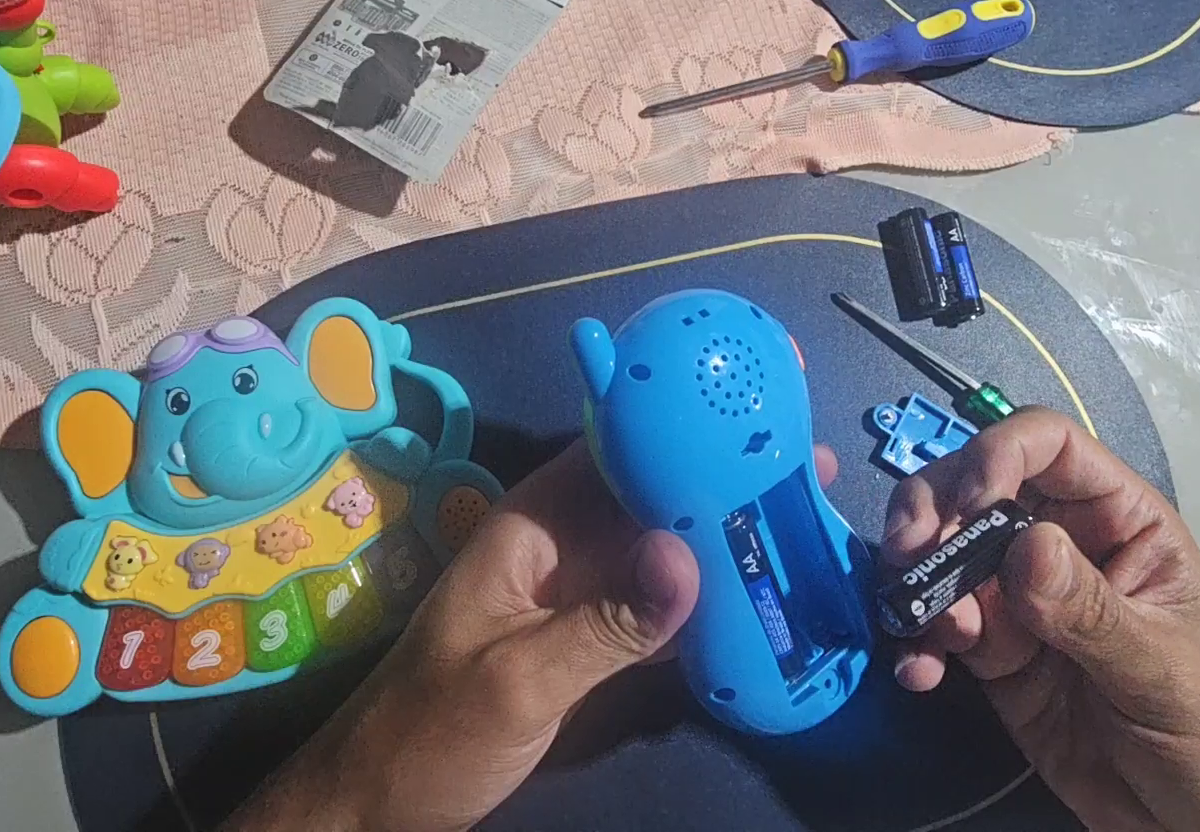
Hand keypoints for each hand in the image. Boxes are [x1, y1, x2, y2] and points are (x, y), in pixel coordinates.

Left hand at [226, 443, 835, 831]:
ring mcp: (590, 585)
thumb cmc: (433, 727)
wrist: (390, 797)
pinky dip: (712, 596)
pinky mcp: (603, 630)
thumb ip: (603, 625)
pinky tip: (767, 592)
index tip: (748, 406)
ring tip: (807, 514)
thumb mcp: (516, 678)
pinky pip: (666, 601)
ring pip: (669, 544)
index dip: (679, 420)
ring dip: (728, 532)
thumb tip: (689, 558)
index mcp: (540, 520)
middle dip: (725, 475)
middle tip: (810, 462)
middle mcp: (571, 538)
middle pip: (656, 491)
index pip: (615, 446)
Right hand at [882, 408, 1199, 831]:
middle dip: (931, 510)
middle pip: (973, 485)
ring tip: (917, 624)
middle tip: (908, 554)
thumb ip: (1093, 612)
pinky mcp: (987, 642)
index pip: (1049, 446)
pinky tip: (920, 669)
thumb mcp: (1168, 674)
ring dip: (915, 575)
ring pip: (941, 546)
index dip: (1000, 453)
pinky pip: (935, 617)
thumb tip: (1027, 544)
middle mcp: (1055, 541)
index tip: (970, 503)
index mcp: (1116, 521)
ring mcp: (1015, 591)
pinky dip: (915, 637)